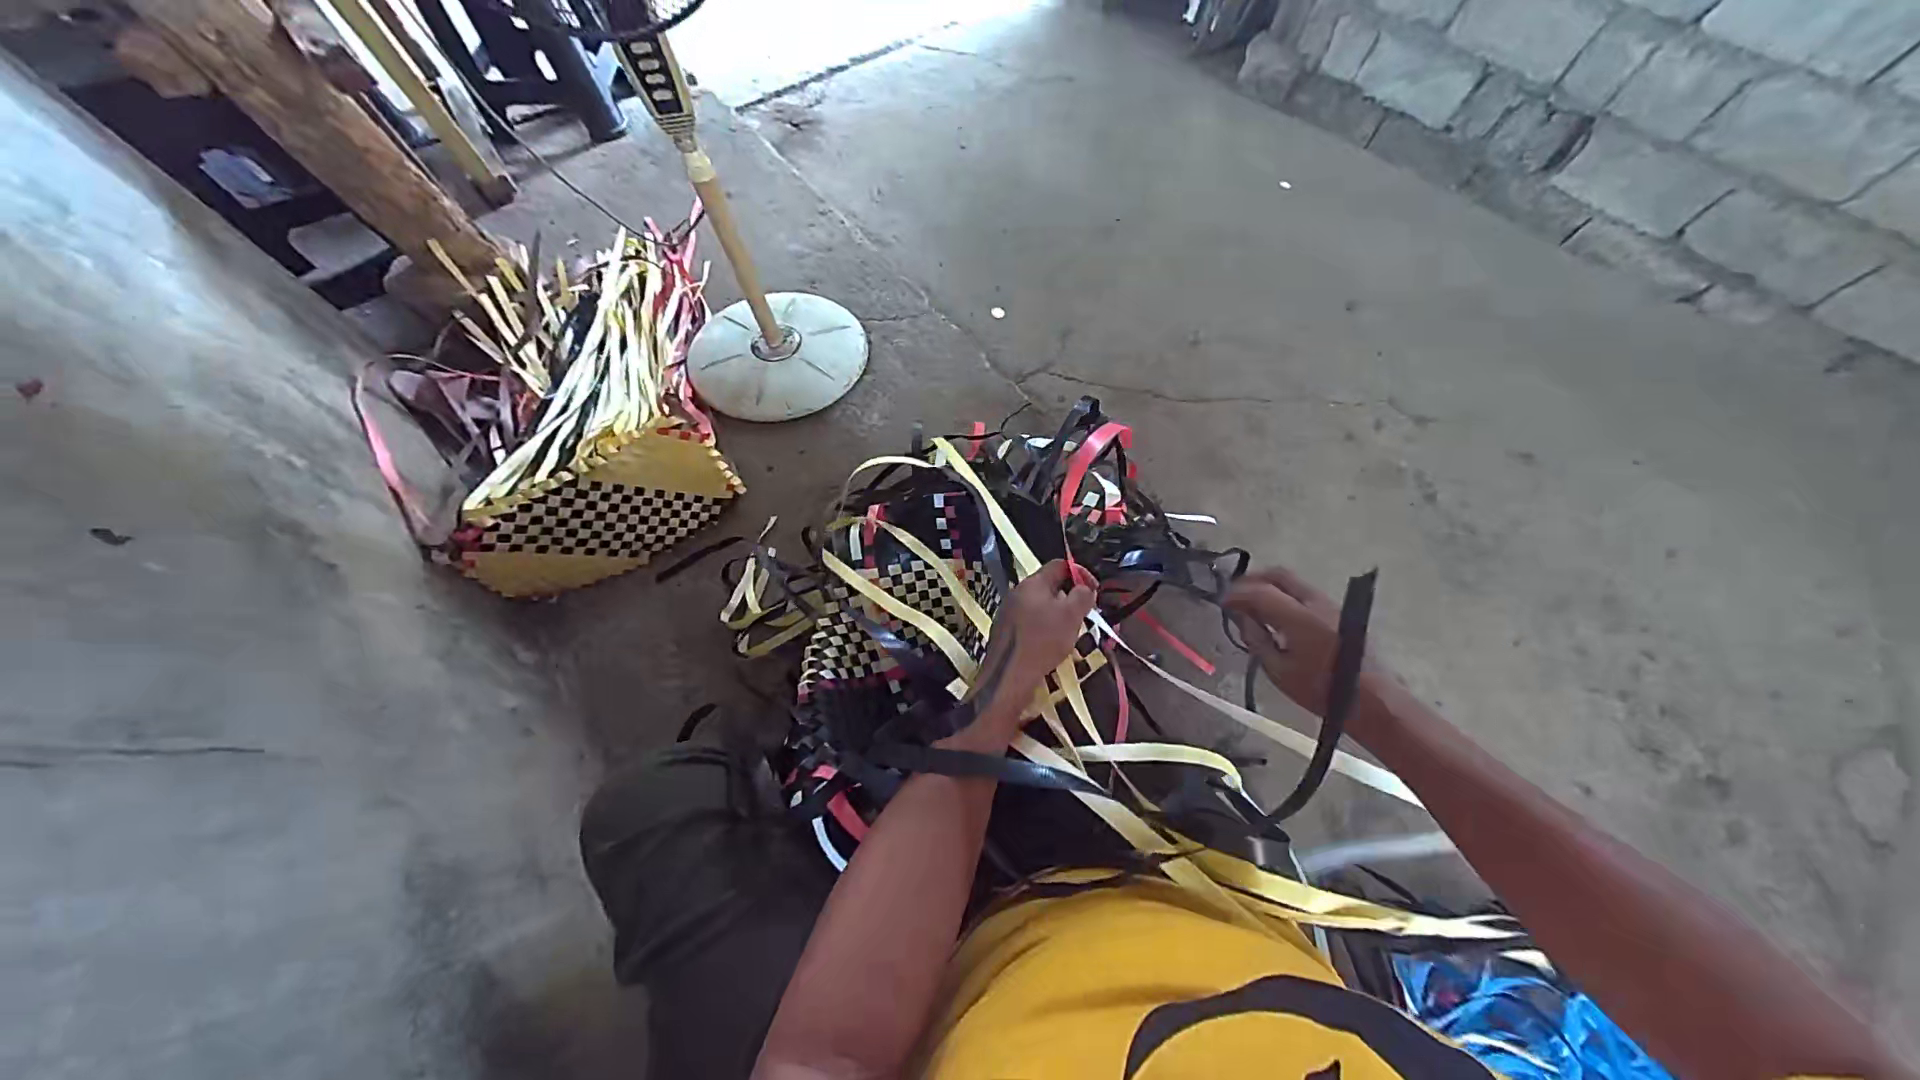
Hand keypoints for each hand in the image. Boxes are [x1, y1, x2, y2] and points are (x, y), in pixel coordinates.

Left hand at [959, 560, 1094, 745]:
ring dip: (1058, 614)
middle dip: (1069, 596)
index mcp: (1032, 583)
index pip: (1058, 565)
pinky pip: (1030, 622)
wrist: (1009, 675)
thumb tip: (1085, 588)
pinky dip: (1044, 628)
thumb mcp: (1071, 615)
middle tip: (1083, 614)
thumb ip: (1082, 596)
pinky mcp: (1005, 631)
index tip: (1093, 590)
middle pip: (1049, 586)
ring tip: (1070, 631)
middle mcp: (1017, 593)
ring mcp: (1008, 612)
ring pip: (1040, 605)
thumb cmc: (1043, 641)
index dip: (1080, 573)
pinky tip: (1051, 644)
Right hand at [1225, 566, 1393, 719]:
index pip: (1259, 592)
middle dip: (1252, 580)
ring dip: (1269, 586)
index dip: (1236, 595)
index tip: (1221, 603)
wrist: (1373, 701)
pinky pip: (1304, 593)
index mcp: (1299, 618)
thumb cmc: (1320, 690)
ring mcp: (1330, 605)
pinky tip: (1276, 614)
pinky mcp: (1339, 612)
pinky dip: (1284, 595)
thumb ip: (1257, 640)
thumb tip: (1243, 619)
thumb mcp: (1278, 670)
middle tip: (1235, 595)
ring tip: (1252, 605)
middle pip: (1278, 575)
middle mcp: (1315, 603)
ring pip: (1293, 582)